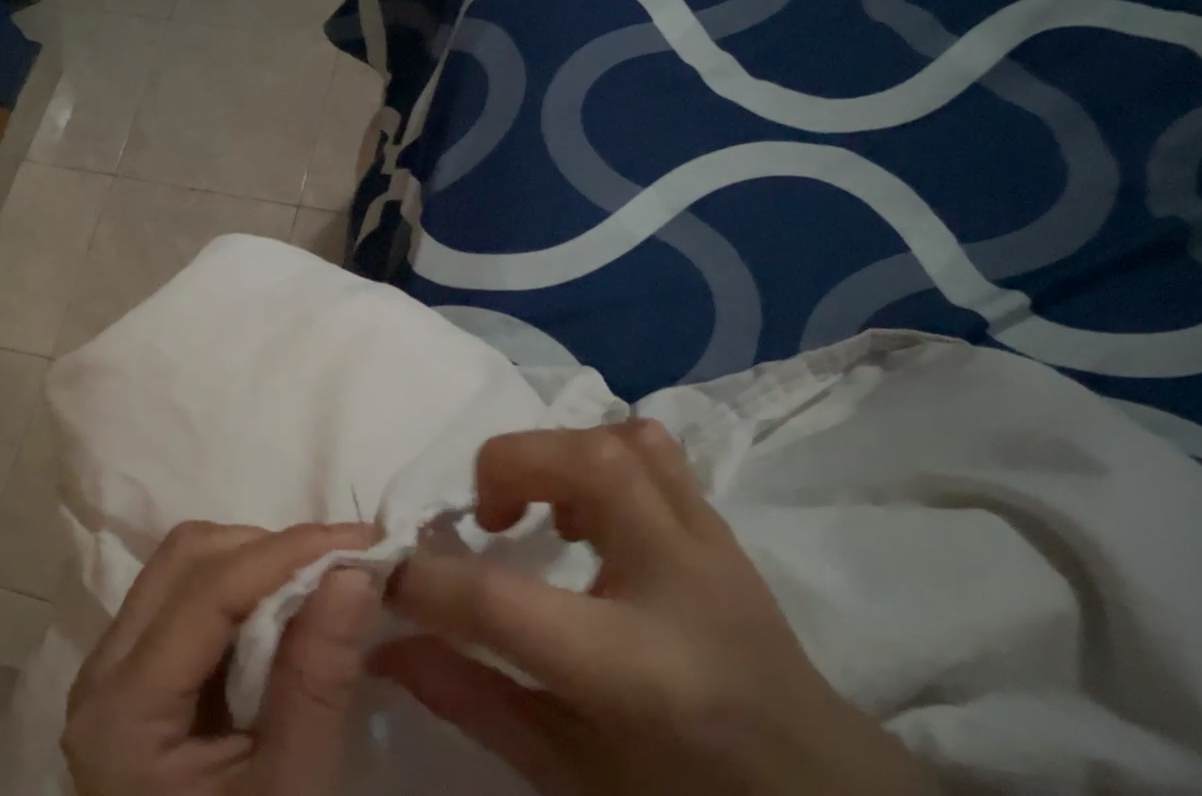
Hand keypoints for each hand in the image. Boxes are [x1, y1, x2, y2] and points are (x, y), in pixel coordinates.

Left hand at [63, 521, 380, 795]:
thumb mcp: (291, 787)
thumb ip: (318, 678)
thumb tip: (354, 572)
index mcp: (124, 712)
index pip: (206, 591)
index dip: (287, 552)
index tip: (363, 539)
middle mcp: (100, 672)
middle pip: (184, 560)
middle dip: (270, 549)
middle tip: (344, 566)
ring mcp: (113, 669)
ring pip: (183, 567)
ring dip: (257, 562)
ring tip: (320, 588)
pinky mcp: (136, 673)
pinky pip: (186, 597)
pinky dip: (243, 589)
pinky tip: (287, 613)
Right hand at [372, 422, 940, 795]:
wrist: (814, 783)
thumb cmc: (682, 788)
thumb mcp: (567, 768)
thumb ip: (473, 699)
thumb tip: (387, 645)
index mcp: (635, 669)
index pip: (506, 601)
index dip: (428, 580)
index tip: (388, 573)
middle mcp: (678, 584)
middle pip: (589, 465)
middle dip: (507, 465)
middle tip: (481, 517)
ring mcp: (711, 546)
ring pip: (629, 440)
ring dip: (559, 454)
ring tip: (537, 509)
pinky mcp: (722, 527)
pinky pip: (658, 453)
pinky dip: (601, 455)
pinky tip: (584, 511)